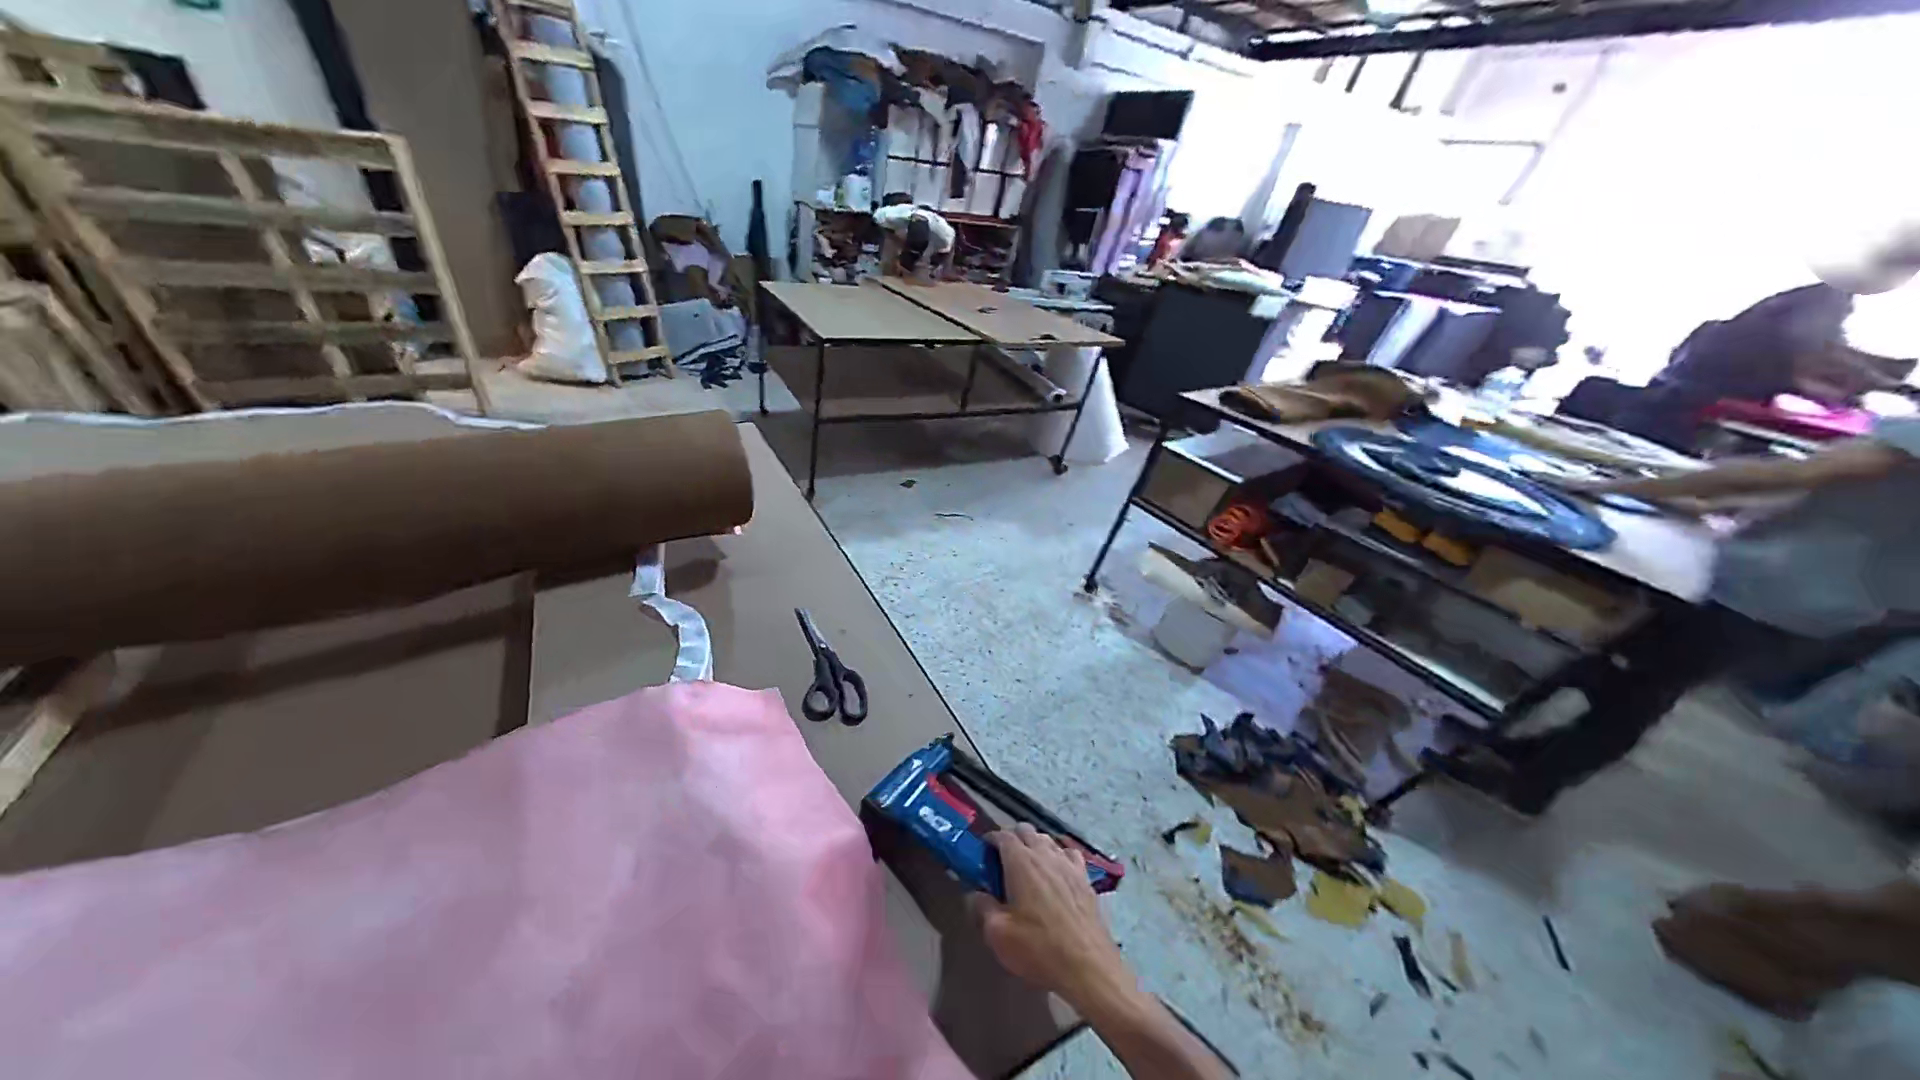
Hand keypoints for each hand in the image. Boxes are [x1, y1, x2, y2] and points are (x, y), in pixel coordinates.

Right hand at [970, 824, 1136, 1009]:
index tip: (983, 853)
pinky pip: (1070, 854)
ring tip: (1028, 868)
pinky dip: (1059, 856)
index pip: (1003, 836)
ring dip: (1035, 846)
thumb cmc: (1038, 948)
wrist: (1088, 967)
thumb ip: (983, 907)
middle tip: (1002, 863)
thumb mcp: (998, 933)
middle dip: (1012, 839)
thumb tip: (977, 893)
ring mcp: (1069, 864)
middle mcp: (1045, 854)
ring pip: (1048, 840)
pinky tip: (1057, 873)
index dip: (990, 840)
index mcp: (1021, 862)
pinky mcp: (1086, 879)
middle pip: (1027, 831)